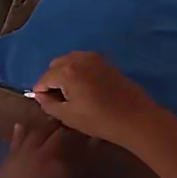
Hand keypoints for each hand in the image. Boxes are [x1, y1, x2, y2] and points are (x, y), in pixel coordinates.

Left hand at [0, 122, 82, 177]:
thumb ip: (70, 176)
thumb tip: (74, 162)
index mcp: (60, 166)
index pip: (74, 148)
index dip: (80, 140)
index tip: (85, 136)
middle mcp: (42, 155)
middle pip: (56, 135)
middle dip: (63, 130)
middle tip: (67, 128)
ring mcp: (23, 155)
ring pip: (35, 134)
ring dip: (43, 130)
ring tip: (49, 124)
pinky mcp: (8, 160)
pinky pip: (15, 142)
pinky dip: (20, 134)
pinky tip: (20, 126)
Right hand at [31, 52, 170, 150]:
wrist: (135, 117)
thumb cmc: (99, 119)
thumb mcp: (68, 116)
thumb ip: (48, 104)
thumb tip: (41, 96)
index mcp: (66, 71)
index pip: (44, 78)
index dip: (41, 92)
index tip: (46, 104)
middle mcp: (78, 58)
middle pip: (55, 66)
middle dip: (53, 80)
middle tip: (60, 99)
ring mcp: (94, 57)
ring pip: (70, 61)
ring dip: (66, 74)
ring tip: (73, 93)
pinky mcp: (106, 61)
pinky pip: (84, 62)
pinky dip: (79, 71)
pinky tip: (86, 88)